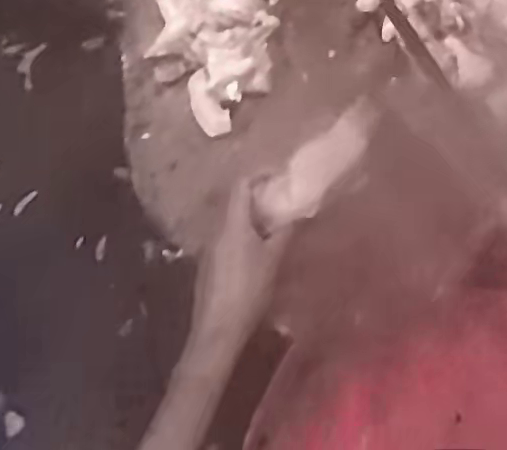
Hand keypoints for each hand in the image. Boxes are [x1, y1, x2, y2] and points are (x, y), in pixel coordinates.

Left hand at [193, 179, 292, 341]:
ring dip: (251, 214)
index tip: (280, 177)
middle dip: (258, 194)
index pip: (242, 184)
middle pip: (235, 199)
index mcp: (232, 223)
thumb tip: (297, 212)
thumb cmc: (248, 290)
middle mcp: (216, 229)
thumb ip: (284, 231)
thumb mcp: (273, 258)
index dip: (260, 175)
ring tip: (274, 221)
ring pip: (231, 218)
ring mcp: (209, 247)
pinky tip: (258, 246)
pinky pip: (227, 235)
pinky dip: (243, 231)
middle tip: (281, 198)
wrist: (217, 332)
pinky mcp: (209, 263)